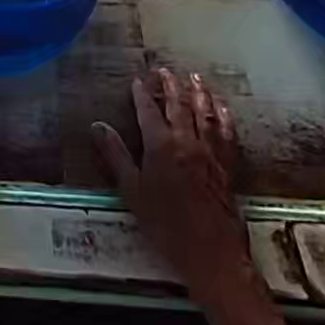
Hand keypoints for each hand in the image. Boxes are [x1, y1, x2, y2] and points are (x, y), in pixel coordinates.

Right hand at [92, 69, 296, 324]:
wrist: (211, 254)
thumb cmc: (165, 226)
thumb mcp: (131, 191)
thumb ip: (115, 155)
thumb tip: (97, 125)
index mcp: (160, 145)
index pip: (148, 111)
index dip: (141, 94)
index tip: (137, 80)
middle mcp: (186, 141)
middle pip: (178, 106)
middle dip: (170, 86)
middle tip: (164, 71)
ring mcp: (210, 152)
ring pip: (204, 114)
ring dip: (199, 93)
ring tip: (195, 78)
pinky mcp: (226, 165)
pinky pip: (227, 133)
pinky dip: (224, 117)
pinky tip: (223, 108)